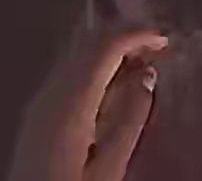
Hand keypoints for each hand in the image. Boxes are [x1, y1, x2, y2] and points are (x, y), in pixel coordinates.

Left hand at [7, 0, 168, 180]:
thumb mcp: (108, 172)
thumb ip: (130, 120)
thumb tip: (148, 75)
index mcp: (71, 103)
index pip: (106, 48)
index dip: (136, 35)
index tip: (164, 39)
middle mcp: (52, 92)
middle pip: (90, 43)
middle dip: (124, 36)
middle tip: (155, 46)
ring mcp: (41, 102)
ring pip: (78, 54)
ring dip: (109, 49)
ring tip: (139, 61)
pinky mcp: (37, 116)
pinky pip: (70, 70)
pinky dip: (95, 64)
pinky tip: (111, 82)